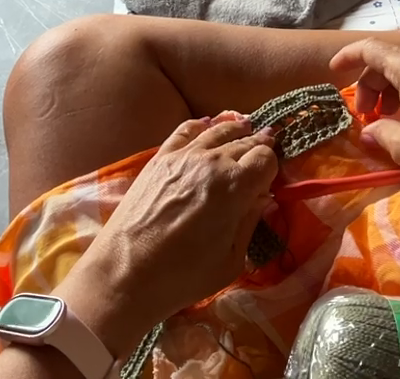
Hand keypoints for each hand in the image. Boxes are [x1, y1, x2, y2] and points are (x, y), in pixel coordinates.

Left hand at [57, 113, 277, 356]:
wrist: (126, 271)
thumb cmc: (183, 276)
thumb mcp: (231, 261)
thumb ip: (250, 222)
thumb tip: (262, 198)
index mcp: (235, 186)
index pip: (266, 158)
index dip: (272, 167)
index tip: (269, 179)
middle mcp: (212, 160)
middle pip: (245, 141)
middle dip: (258, 146)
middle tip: (265, 151)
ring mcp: (184, 154)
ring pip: (218, 129)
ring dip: (236, 130)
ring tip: (245, 128)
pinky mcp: (160, 156)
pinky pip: (186, 129)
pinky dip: (202, 124)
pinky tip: (208, 126)